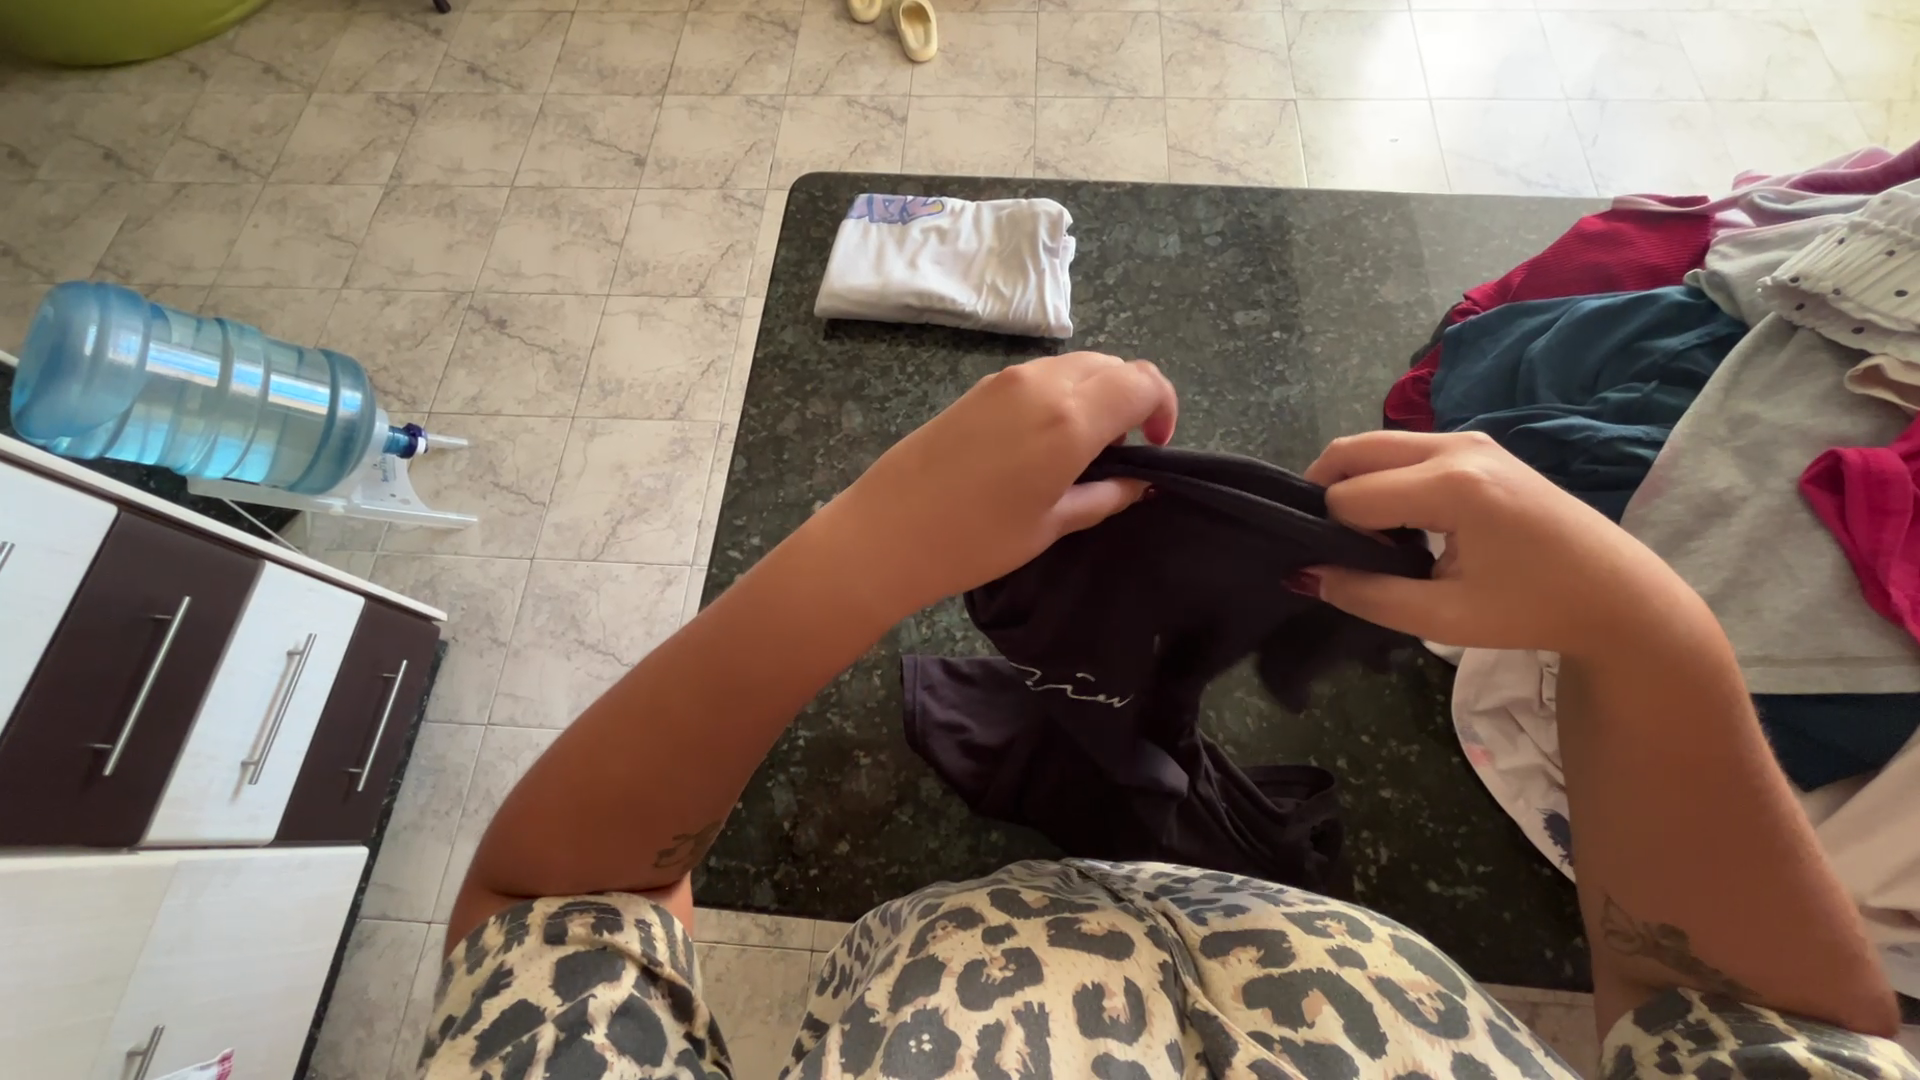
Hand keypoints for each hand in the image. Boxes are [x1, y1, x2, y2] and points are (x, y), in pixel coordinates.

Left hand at [817, 351, 1176, 616]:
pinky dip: (1059, 396)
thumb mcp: (1050, 525)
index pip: (1143, 382)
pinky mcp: (977, 389)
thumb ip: (1105, 496)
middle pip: (1111, 366)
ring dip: (1094, 396)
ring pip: (1073, 367)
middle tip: (1119, 454)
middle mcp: (1042, 384)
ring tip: (1079, 452)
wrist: (885, 534)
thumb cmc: (974, 541)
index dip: (1163, 408)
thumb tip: (1142, 483)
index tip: (1156, 447)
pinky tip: (1040, 442)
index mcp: (1069, 418)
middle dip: (1131, 400)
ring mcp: (1004, 381)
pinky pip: (1038, 377)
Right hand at [1301, 430, 1696, 655]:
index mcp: (1452, 486)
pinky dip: (1381, 478)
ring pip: (1373, 446)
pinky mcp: (1478, 446)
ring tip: (1374, 536)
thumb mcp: (1441, 617)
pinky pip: (1401, 450)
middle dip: (1326, 494)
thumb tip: (1303, 574)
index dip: (1336, 537)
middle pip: (1350, 451)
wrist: (1619, 596)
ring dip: (1354, 485)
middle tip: (1334, 542)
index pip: (1348, 497)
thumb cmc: (1532, 611)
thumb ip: (1362, 594)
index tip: (1360, 571)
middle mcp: (1456, 446)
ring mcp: (1469, 440)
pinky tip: (1402, 521)